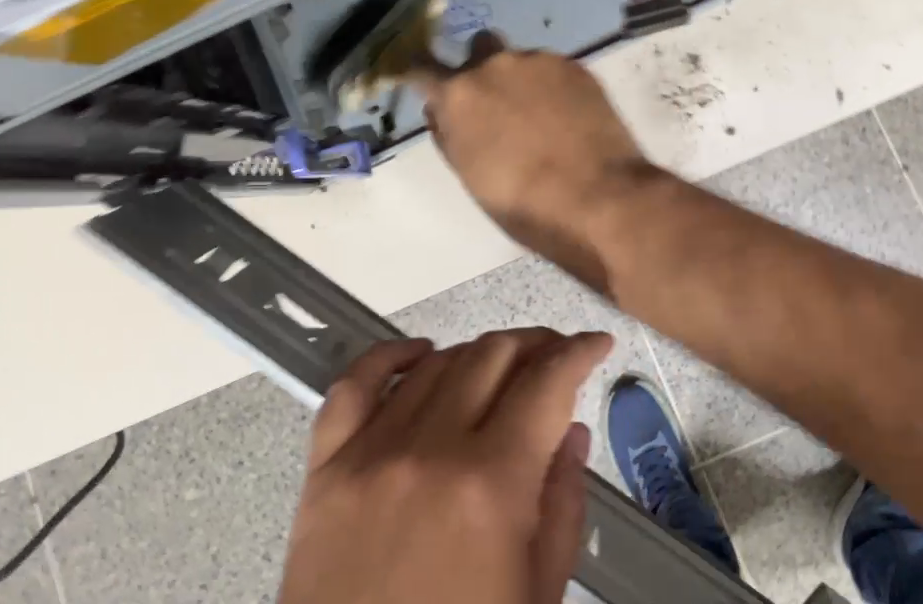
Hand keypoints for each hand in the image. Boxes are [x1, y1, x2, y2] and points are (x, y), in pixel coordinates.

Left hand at [278, 328, 612, 603]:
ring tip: (501, 365)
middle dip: (535, 344)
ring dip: (477, 353)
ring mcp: (371, 453)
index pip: (546, 385)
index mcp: (492, 486)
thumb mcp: (537, 592)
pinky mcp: (325, 467)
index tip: (596, 344)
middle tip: (555, 354)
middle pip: (492, 358)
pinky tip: (419, 353)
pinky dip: (389, 357)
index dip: (579, 353)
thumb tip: (570, 431)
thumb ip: (562, 504)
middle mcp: (433, 451)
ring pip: (434, 364)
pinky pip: (353, 386)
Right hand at [418, 33, 657, 278]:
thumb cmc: (524, 204)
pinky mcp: (576, 66)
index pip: (422, 68)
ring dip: (522, 80)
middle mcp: (494, 65)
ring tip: (543, 116)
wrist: (599, 197)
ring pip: (520, 60)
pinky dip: (554, 87)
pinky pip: (553, 69)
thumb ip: (451, 134)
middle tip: (498, 106)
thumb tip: (442, 112)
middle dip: (482, 68)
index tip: (428, 84)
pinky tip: (570, 117)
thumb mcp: (470, 175)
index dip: (423, 76)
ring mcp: (539, 61)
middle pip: (478, 49)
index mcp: (459, 95)